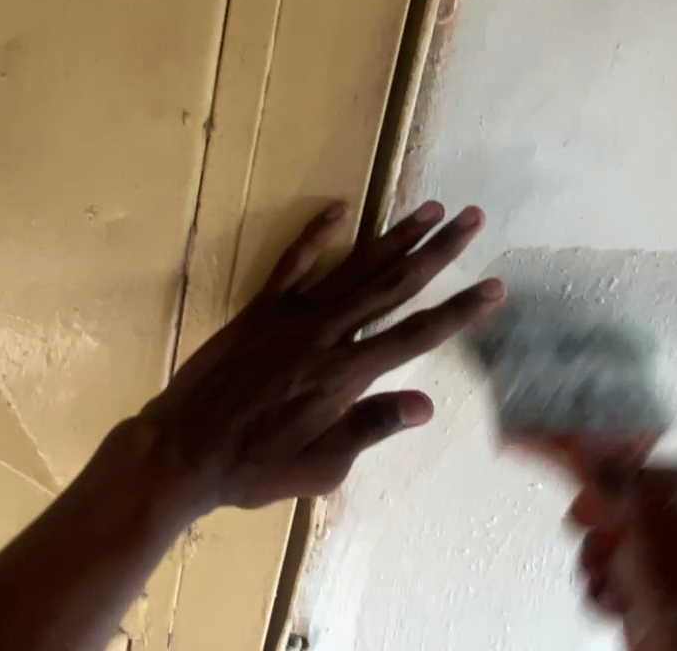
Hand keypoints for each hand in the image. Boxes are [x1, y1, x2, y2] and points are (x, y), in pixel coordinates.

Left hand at [133, 200, 501, 515]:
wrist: (182, 447)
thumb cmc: (255, 467)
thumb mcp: (320, 468)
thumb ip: (370, 427)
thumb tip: (426, 404)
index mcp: (346, 374)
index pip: (417, 334)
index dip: (460, 310)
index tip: (494, 286)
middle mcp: (328, 332)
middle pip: (395, 284)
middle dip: (439, 251)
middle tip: (472, 218)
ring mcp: (294, 312)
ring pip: (356, 265)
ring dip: (396, 235)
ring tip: (429, 209)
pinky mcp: (263, 305)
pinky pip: (295, 261)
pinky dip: (317, 233)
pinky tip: (341, 208)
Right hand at [572, 465, 676, 650]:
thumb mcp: (650, 521)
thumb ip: (624, 482)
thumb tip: (598, 459)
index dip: (626, 482)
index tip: (588, 493)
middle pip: (667, 520)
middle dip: (616, 529)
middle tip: (583, 532)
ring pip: (663, 559)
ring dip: (616, 564)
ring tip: (592, 578)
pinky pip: (673, 597)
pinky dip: (635, 596)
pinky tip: (609, 606)